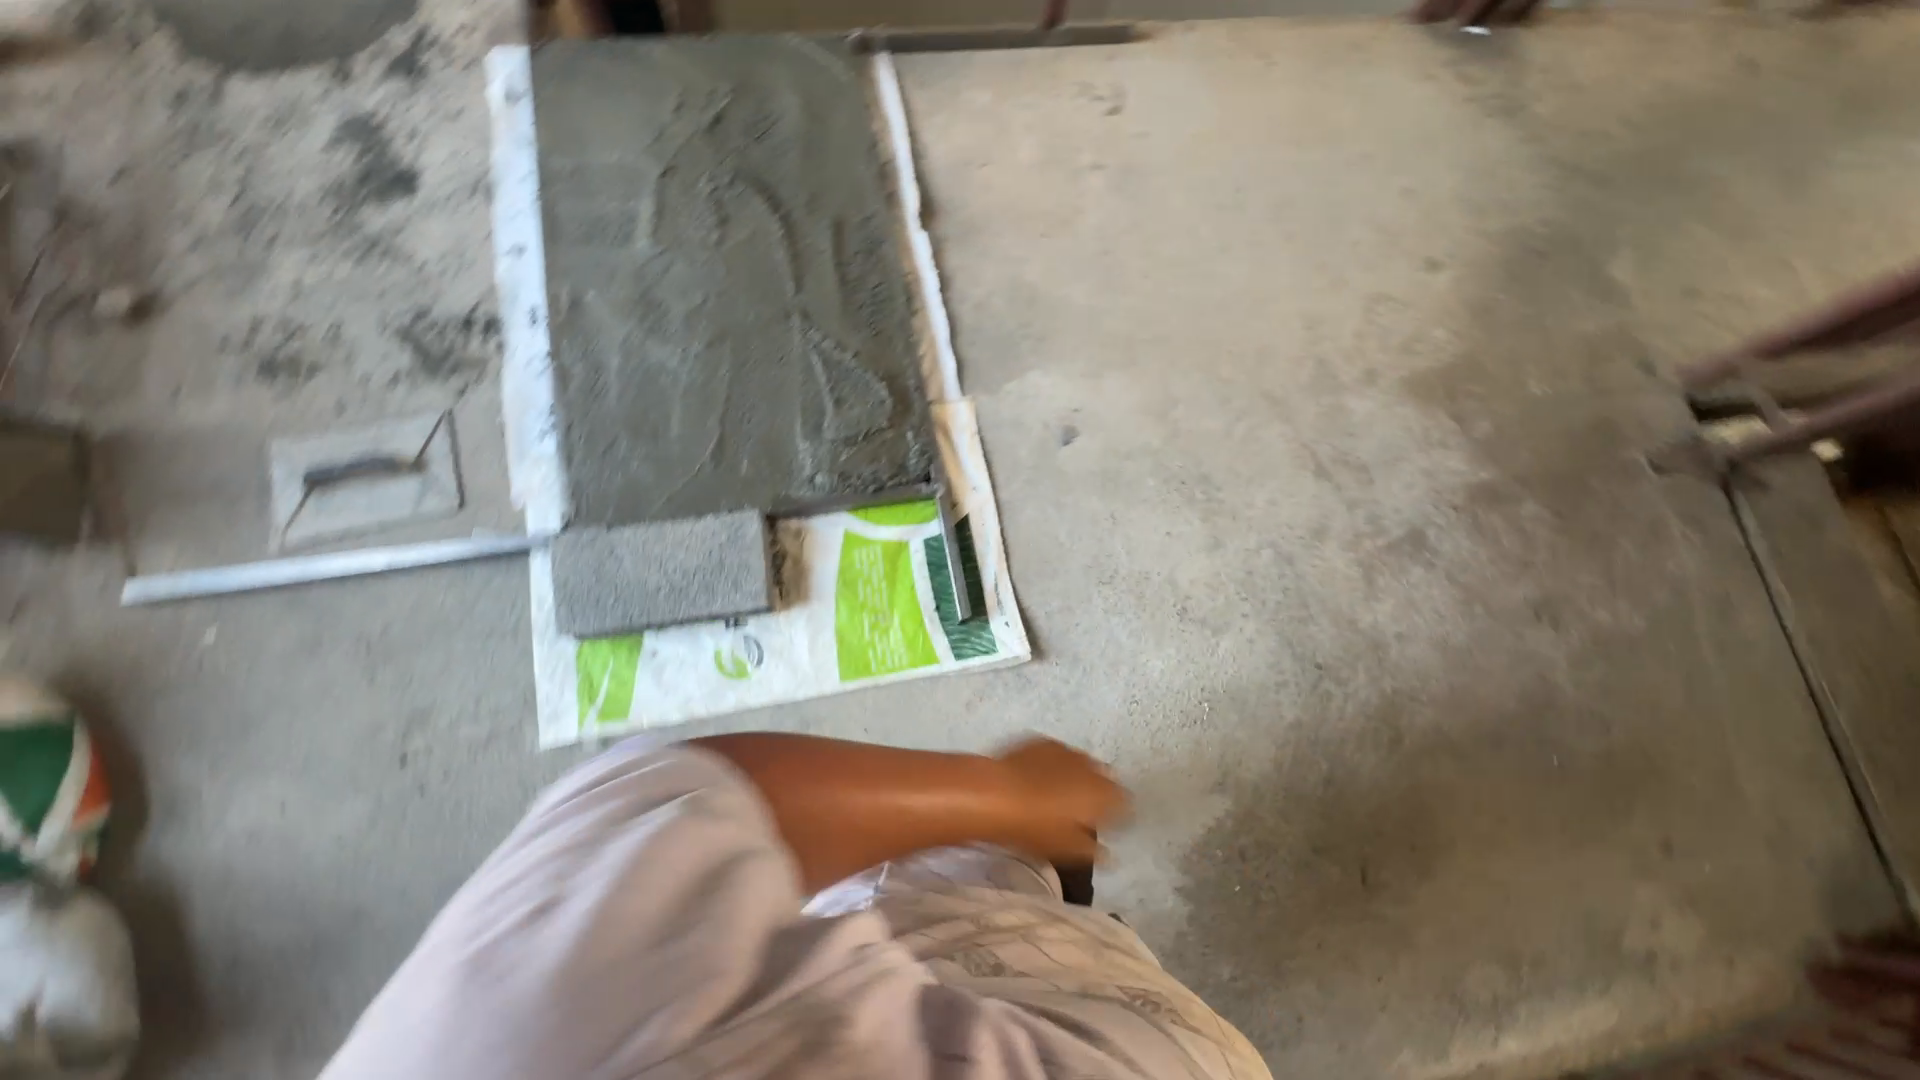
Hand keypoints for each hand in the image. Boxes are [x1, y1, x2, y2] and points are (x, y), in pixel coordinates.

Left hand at [994, 736, 1129, 865]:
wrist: (995, 793)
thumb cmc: (1034, 828)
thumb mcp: (1065, 849)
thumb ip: (1092, 850)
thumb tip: (1108, 855)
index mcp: (1103, 795)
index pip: (1125, 803)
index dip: (1119, 815)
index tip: (1111, 825)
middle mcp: (1092, 768)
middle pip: (1106, 780)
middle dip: (1100, 793)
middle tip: (1084, 810)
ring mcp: (1068, 751)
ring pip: (1083, 764)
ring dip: (1079, 776)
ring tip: (1062, 792)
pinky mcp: (1044, 742)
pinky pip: (1060, 755)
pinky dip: (1057, 765)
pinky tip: (1042, 776)